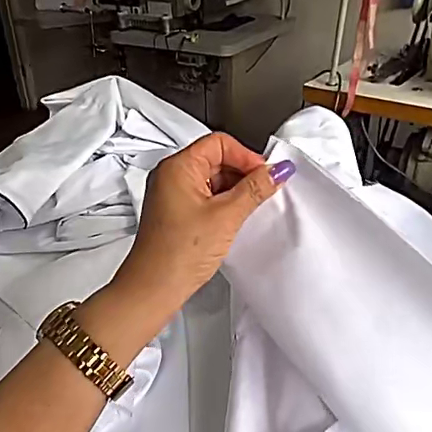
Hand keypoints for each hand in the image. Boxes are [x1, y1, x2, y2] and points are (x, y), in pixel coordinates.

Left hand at [109, 133, 294, 319]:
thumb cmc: (176, 254)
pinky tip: (235, 221)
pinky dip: (224, 204)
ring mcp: (172, 195)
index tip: (265, 175)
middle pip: (217, 159)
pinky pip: (206, 197)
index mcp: (177, 167)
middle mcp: (170, 176)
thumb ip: (255, 189)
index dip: (247, 157)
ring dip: (235, 190)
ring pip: (213, 179)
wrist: (155, 288)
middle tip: (263, 191)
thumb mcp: (226, 216)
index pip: (220, 143)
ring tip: (249, 210)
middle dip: (243, 173)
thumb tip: (276, 171)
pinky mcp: (177, 213)